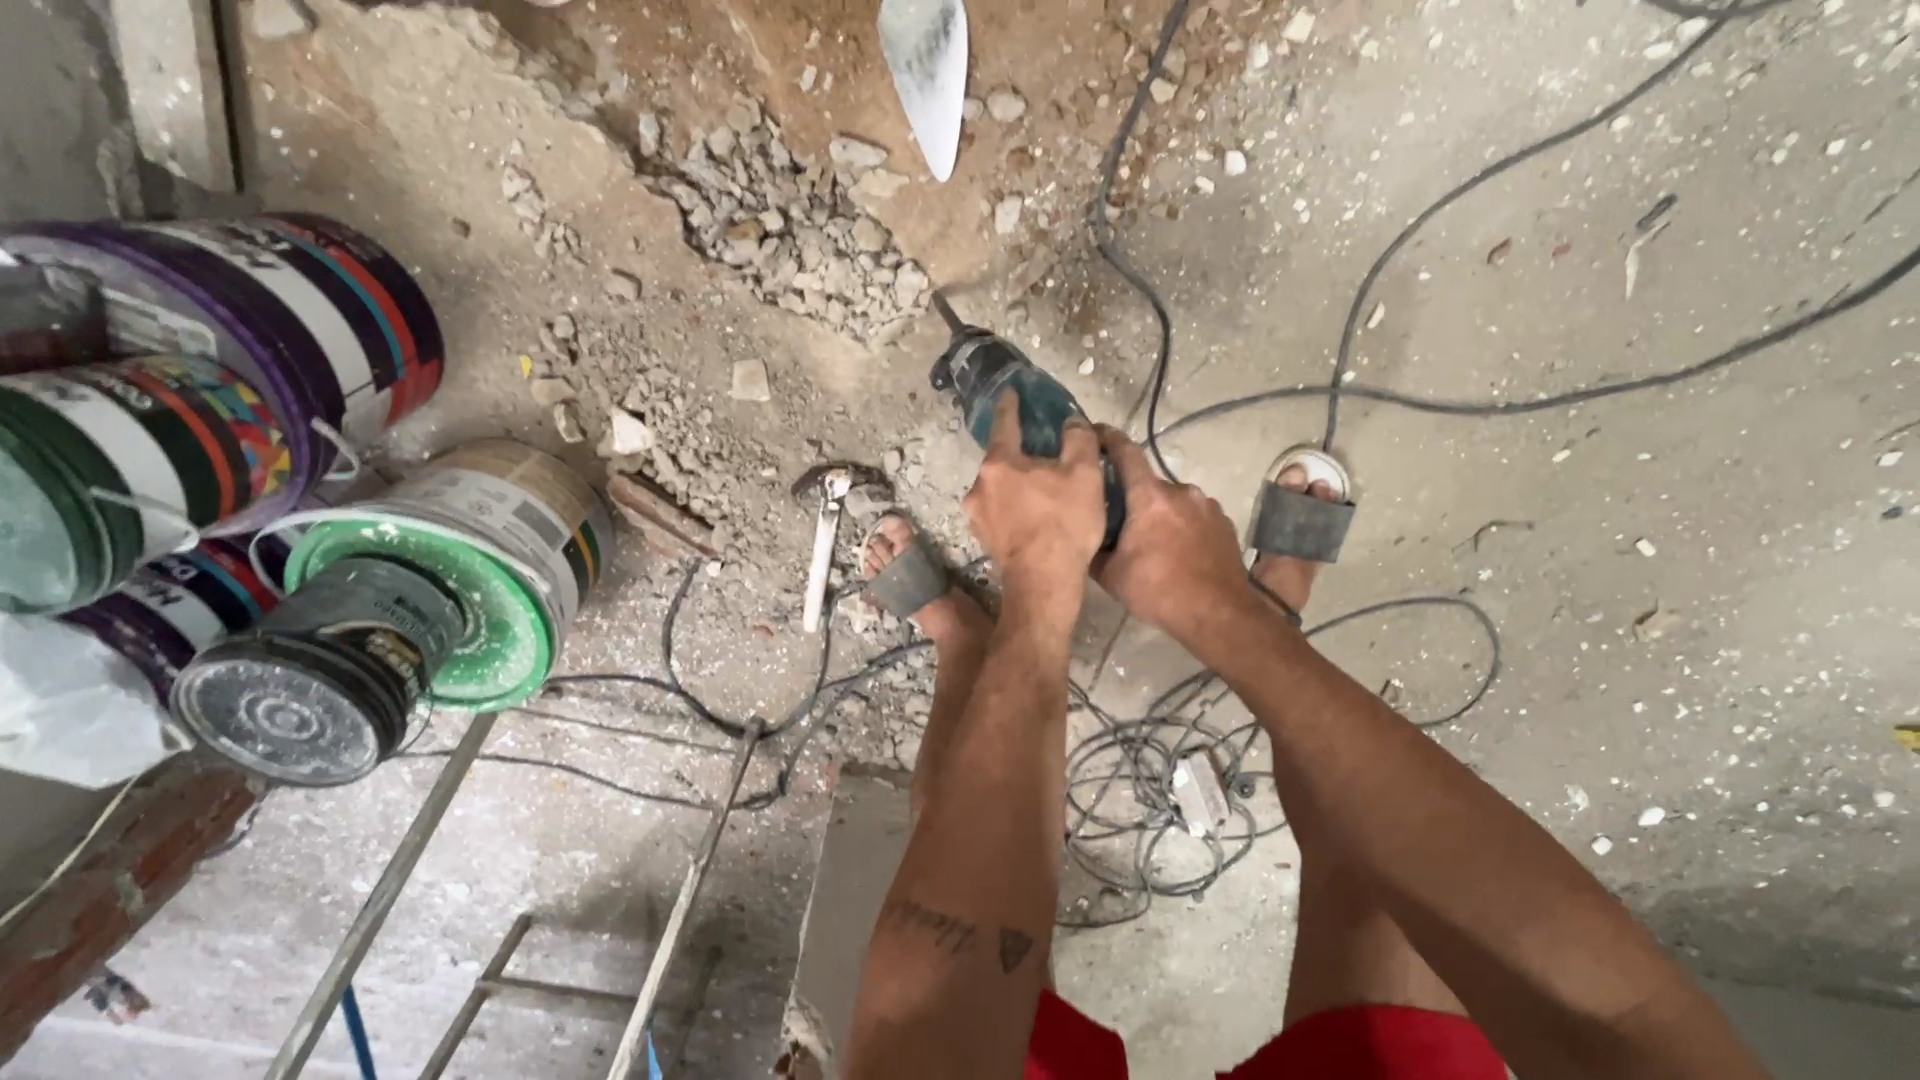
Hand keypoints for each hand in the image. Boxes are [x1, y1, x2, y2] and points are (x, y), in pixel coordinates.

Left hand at [962, 393, 1106, 623]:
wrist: (1044, 582)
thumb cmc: (1064, 523)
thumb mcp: (1084, 474)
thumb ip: (1078, 440)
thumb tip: (1071, 424)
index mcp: (999, 462)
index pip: (1004, 422)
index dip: (1011, 405)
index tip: (1011, 392)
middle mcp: (979, 485)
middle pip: (1001, 459)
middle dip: (1021, 454)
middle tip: (1046, 454)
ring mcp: (977, 515)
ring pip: (1000, 488)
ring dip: (1018, 484)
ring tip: (1045, 490)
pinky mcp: (983, 539)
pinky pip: (1000, 512)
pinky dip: (1015, 507)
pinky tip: (1036, 516)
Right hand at [1090, 426, 1253, 639]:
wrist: (1218, 614)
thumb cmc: (1159, 591)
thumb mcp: (1111, 575)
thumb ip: (1094, 547)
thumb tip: (1083, 535)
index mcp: (1149, 496)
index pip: (1126, 452)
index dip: (1108, 438)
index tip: (1094, 431)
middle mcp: (1181, 491)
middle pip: (1148, 484)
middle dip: (1133, 498)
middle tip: (1120, 522)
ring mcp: (1207, 506)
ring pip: (1172, 502)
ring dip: (1159, 515)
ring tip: (1151, 544)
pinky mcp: (1224, 523)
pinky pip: (1193, 517)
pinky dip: (1181, 527)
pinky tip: (1176, 553)